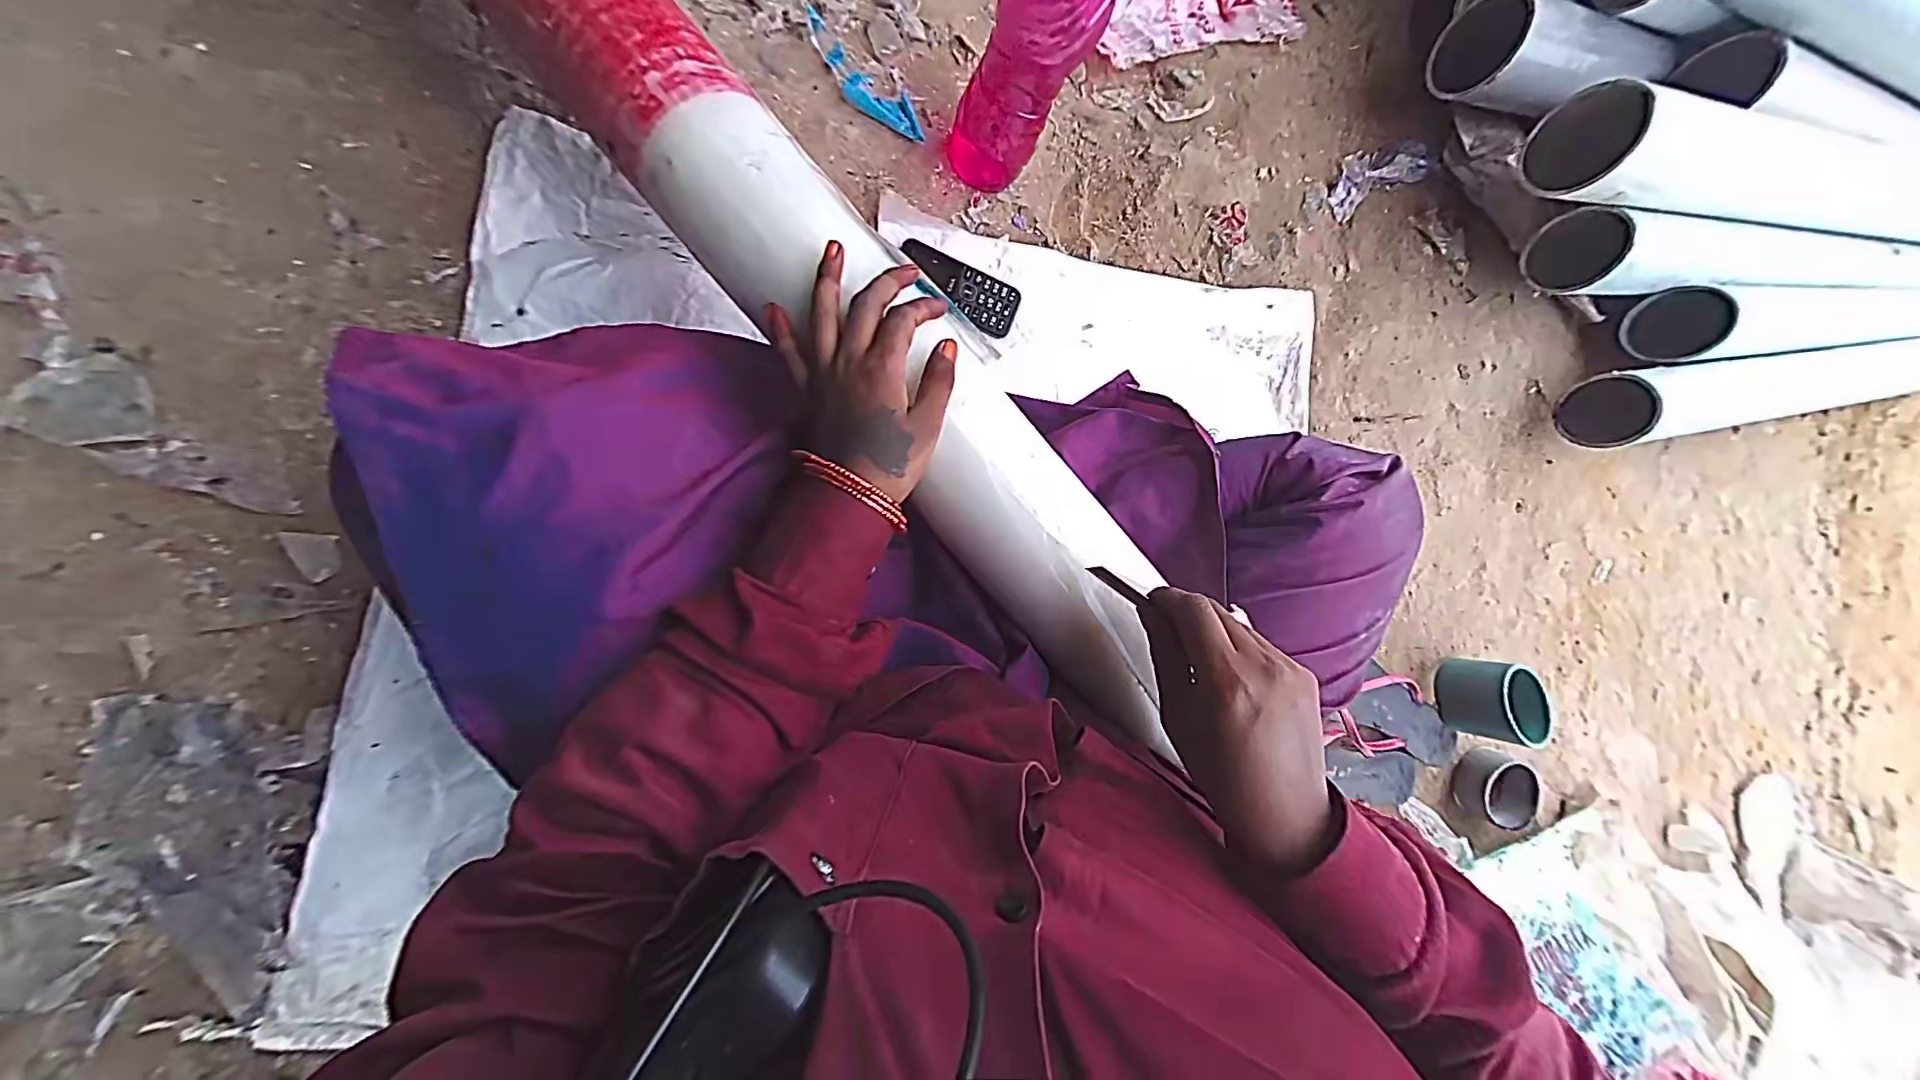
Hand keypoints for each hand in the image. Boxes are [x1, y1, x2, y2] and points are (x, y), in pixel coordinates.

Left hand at [768, 241, 958, 503]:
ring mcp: (824, 373)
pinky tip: (773, 307)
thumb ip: (940, 381)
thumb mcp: (928, 426)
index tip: (937, 310)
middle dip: (888, 280)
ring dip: (827, 279)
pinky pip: (789, 352)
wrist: (849, 493)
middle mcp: (849, 363)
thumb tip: (946, 348)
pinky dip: (780, 328)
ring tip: (831, 252)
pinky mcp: (808, 390)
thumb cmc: (888, 466)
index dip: (924, 308)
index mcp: (882, 369)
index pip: (904, 320)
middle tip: (904, 271)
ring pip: (822, 313)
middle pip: (866, 304)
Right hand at [1142, 587, 1337, 875]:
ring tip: (1198, 659)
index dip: (1167, 598)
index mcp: (1226, 679)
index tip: (1152, 601)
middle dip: (1187, 611)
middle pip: (1216, 609)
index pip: (1194, 609)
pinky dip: (1238, 647)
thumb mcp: (1177, 716)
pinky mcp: (1305, 674)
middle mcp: (1264, 666)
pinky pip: (1261, 643)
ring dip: (1212, 629)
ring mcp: (1290, 668)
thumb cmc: (1222, 774)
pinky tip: (1230, 677)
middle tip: (1166, 625)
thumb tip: (1151, 615)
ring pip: (1238, 624)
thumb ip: (1165, 656)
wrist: (1284, 812)